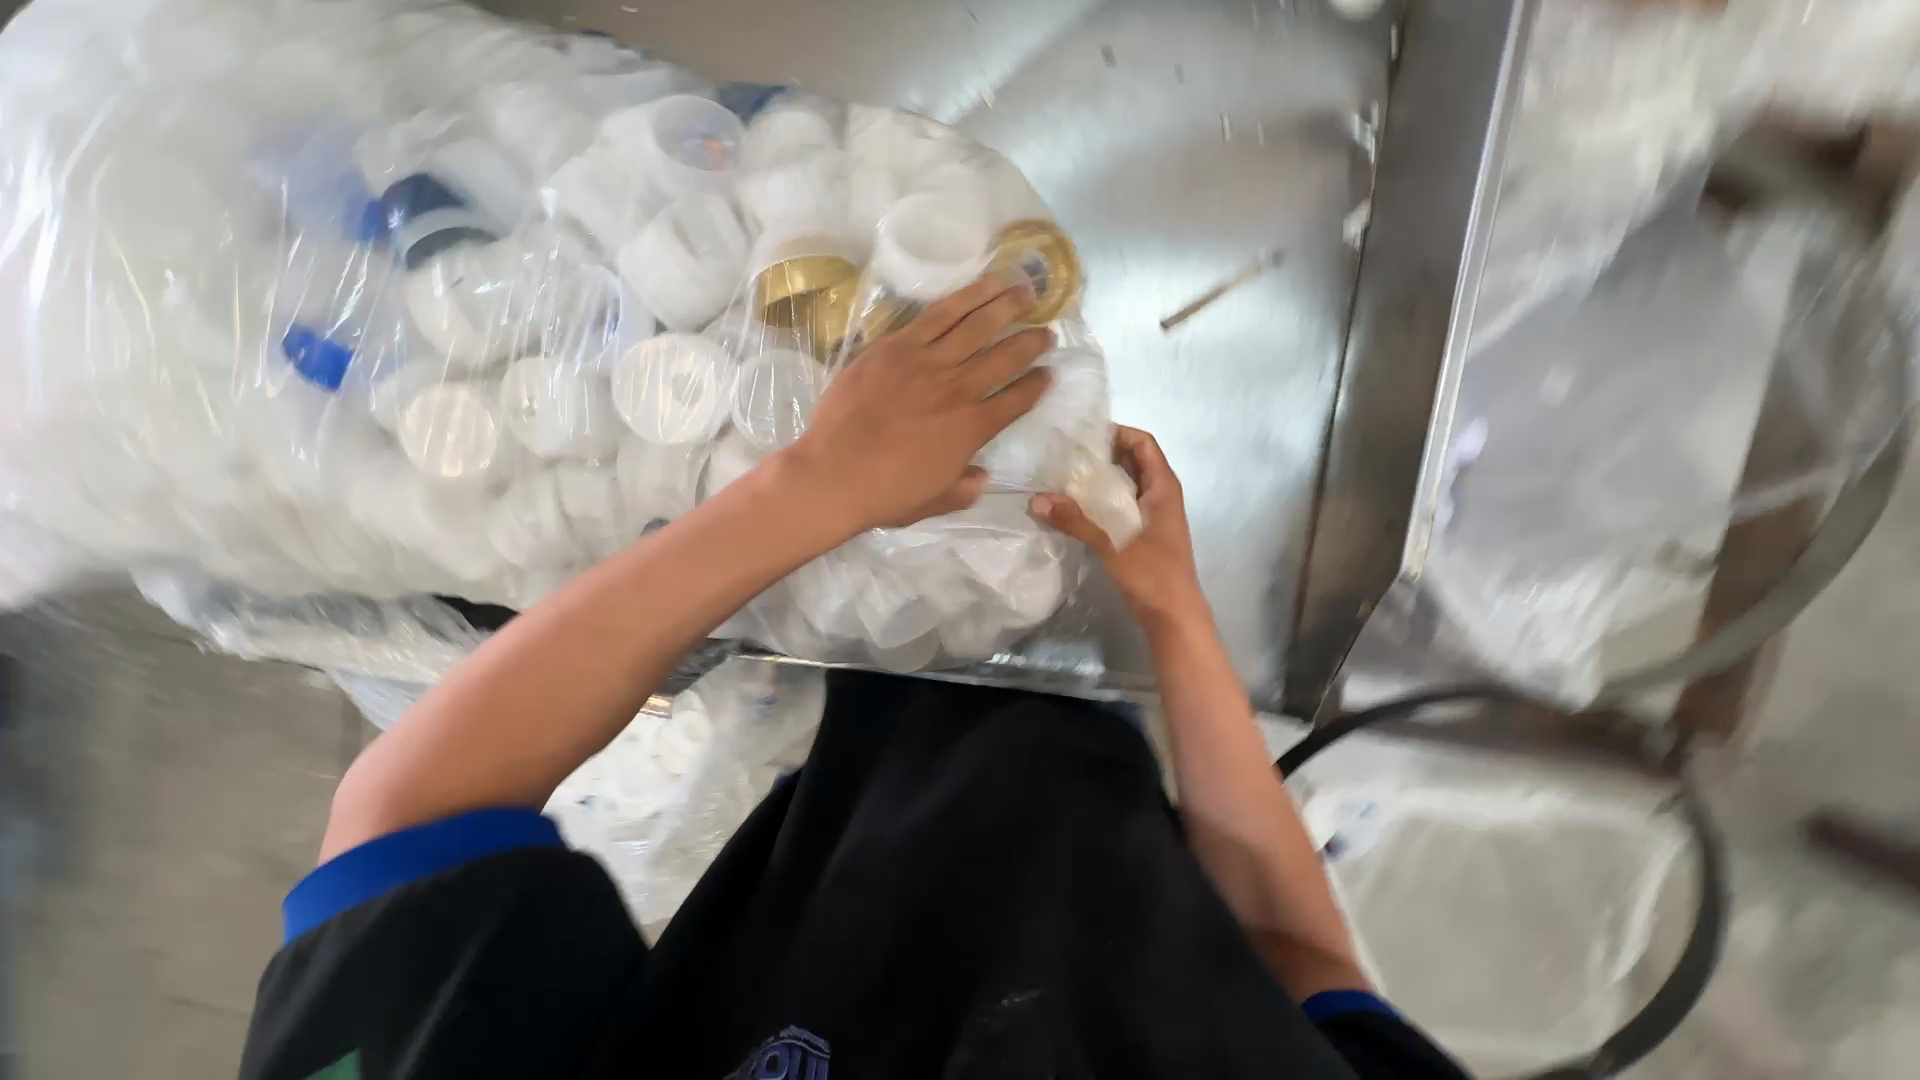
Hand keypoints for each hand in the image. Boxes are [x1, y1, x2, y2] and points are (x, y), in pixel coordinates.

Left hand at [783, 277, 1052, 532]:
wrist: (833, 474)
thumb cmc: (884, 494)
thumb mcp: (934, 502)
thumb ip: (964, 489)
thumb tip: (982, 477)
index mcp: (972, 429)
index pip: (1018, 400)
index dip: (1038, 385)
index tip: (1050, 373)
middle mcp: (958, 390)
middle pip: (1006, 356)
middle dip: (1032, 342)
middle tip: (1047, 331)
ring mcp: (927, 363)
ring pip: (977, 324)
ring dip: (1006, 306)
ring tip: (1026, 292)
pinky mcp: (896, 346)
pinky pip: (938, 314)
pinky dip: (967, 297)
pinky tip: (985, 285)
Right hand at [1031, 426, 1207, 629]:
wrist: (1173, 616)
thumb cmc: (1152, 574)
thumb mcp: (1111, 543)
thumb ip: (1076, 520)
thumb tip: (1037, 500)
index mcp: (1163, 487)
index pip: (1143, 443)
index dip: (1117, 432)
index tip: (1084, 435)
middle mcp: (1160, 495)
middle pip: (1132, 461)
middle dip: (1102, 455)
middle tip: (1066, 455)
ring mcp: (1152, 515)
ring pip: (1125, 485)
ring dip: (1100, 480)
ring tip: (1065, 477)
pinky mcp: (1142, 534)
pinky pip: (1121, 506)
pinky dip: (1101, 501)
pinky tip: (1075, 508)